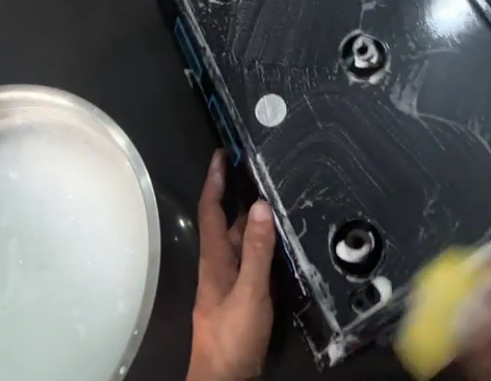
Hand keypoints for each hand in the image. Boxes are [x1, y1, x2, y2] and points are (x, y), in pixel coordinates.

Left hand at [188, 150, 275, 380]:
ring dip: (252, 222)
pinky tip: (280, 245)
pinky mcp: (241, 300)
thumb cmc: (232, 337)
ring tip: (275, 199)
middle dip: (237, 197)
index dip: (214, 181)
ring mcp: (229, 285)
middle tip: (259, 171)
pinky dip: (261, 246)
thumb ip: (256, 251)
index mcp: (214, 260)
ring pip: (240, 244)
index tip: (221, 154)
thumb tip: (259, 205)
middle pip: (226, 225)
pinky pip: (250, 262)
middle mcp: (219, 267)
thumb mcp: (249, 293)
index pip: (210, 210)